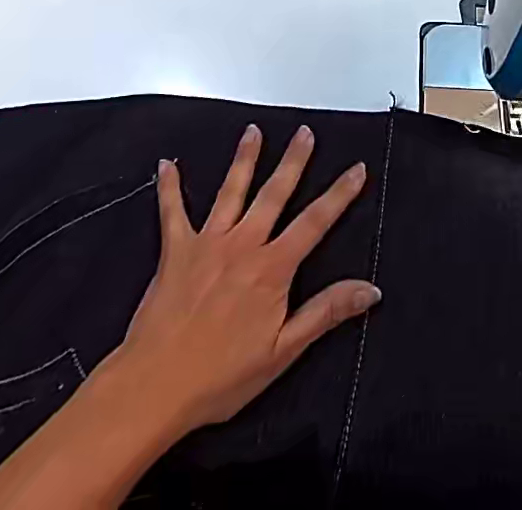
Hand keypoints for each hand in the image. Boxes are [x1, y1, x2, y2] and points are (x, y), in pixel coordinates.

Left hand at [100, 125, 379, 438]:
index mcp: (272, 268)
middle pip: (275, 193)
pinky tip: (166, 165)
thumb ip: (327, 312)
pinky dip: (169, 188)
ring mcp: (207, 245)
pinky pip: (172, 213)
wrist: (151, 389)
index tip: (356, 169)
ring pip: (231, 191)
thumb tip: (370, 289)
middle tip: (305, 133)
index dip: (340, 193)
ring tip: (253, 131)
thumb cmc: (220, 376)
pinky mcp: (174, 253)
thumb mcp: (283, 350)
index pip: (316, 221)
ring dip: (245, 159)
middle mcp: (242, 246)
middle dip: (294, 161)